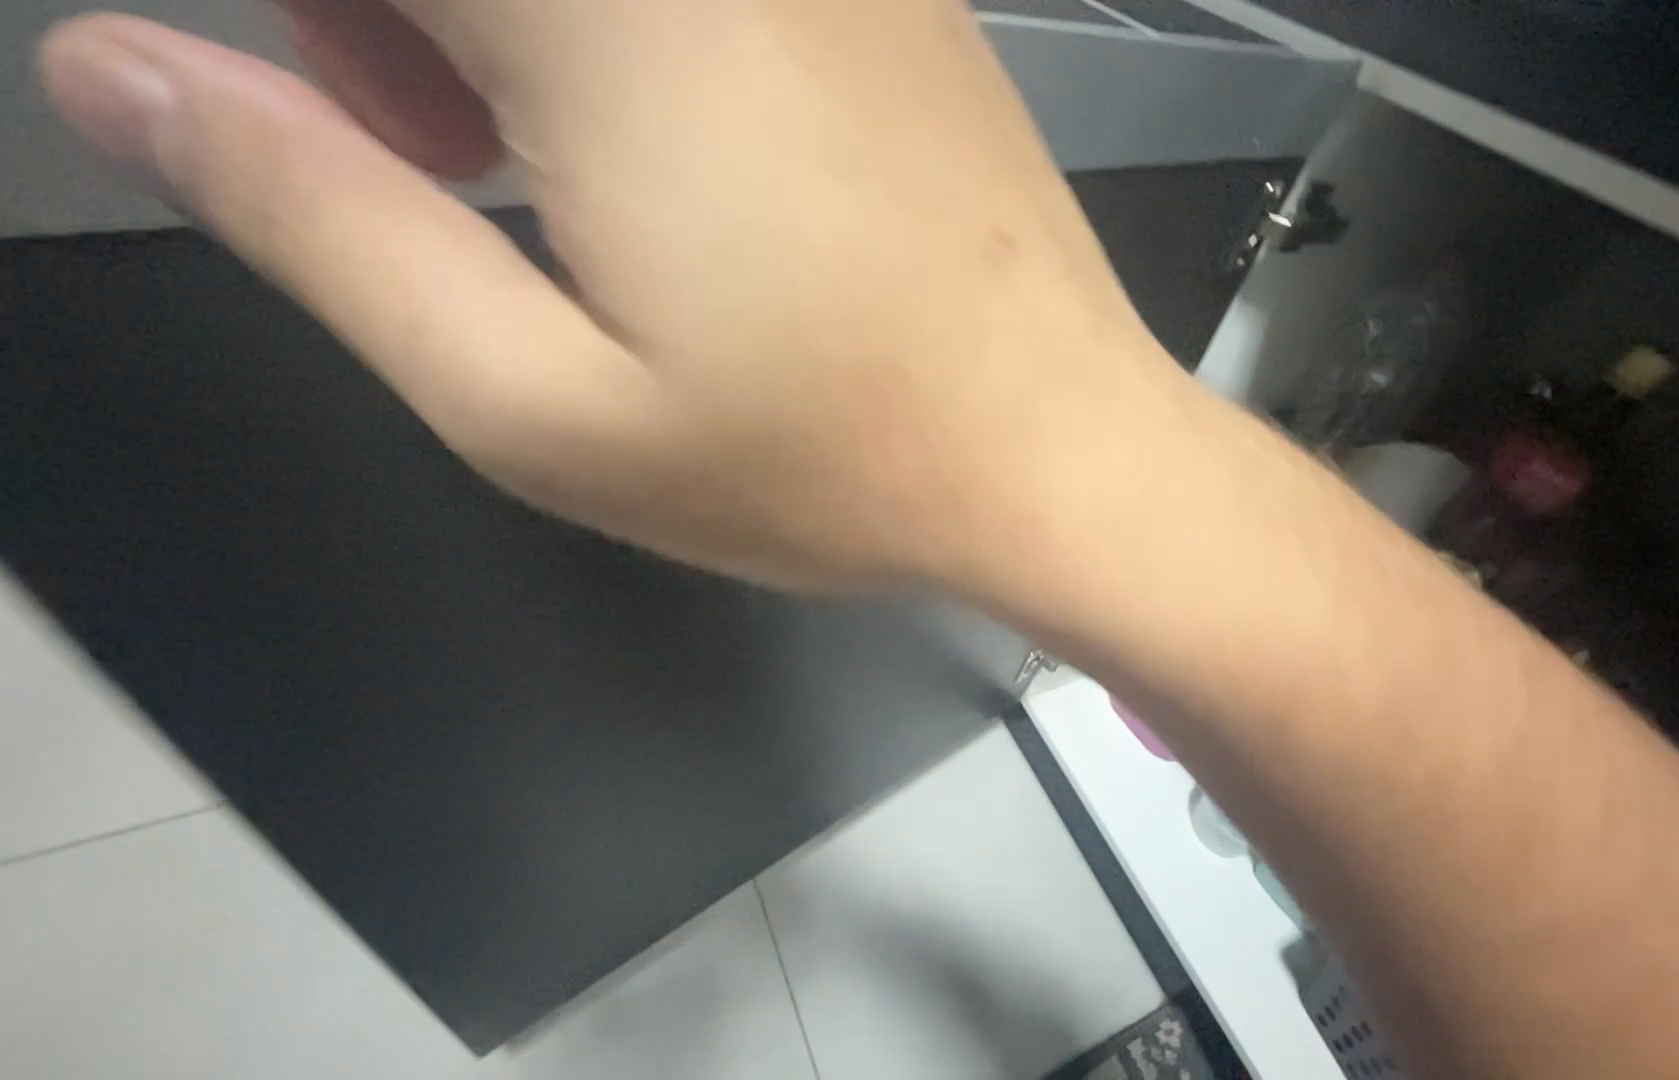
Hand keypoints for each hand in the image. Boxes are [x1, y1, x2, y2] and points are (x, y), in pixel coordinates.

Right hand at [38, 0, 1181, 592]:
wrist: (1052, 452)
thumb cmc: (825, 460)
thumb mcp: (546, 405)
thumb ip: (323, 228)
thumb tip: (117, 73)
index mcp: (608, 16)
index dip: (321, 37)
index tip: (366, 154)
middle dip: (393, 22)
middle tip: (432, 157)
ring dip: (517, 29)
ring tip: (551, 173)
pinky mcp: (902, 3)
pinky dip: (637, 34)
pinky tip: (684, 149)